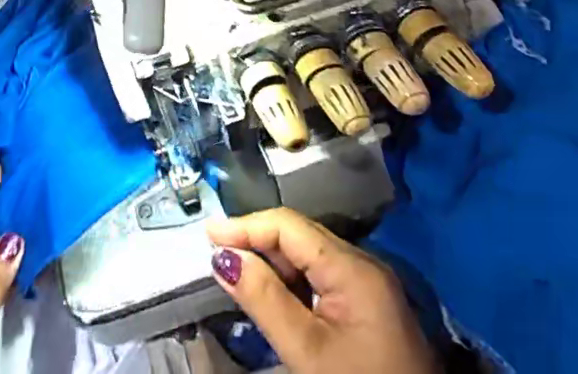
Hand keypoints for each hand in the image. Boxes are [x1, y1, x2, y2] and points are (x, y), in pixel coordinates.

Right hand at [207, 208, 436, 373]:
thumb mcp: (306, 350)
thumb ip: (263, 297)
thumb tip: (221, 255)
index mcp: (353, 269)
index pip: (286, 225)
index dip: (243, 226)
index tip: (206, 237)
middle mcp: (365, 267)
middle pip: (297, 236)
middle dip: (255, 242)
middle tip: (218, 257)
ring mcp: (371, 288)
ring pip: (307, 256)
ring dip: (271, 263)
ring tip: (239, 277)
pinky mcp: (371, 309)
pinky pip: (320, 277)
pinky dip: (290, 281)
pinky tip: (273, 297)